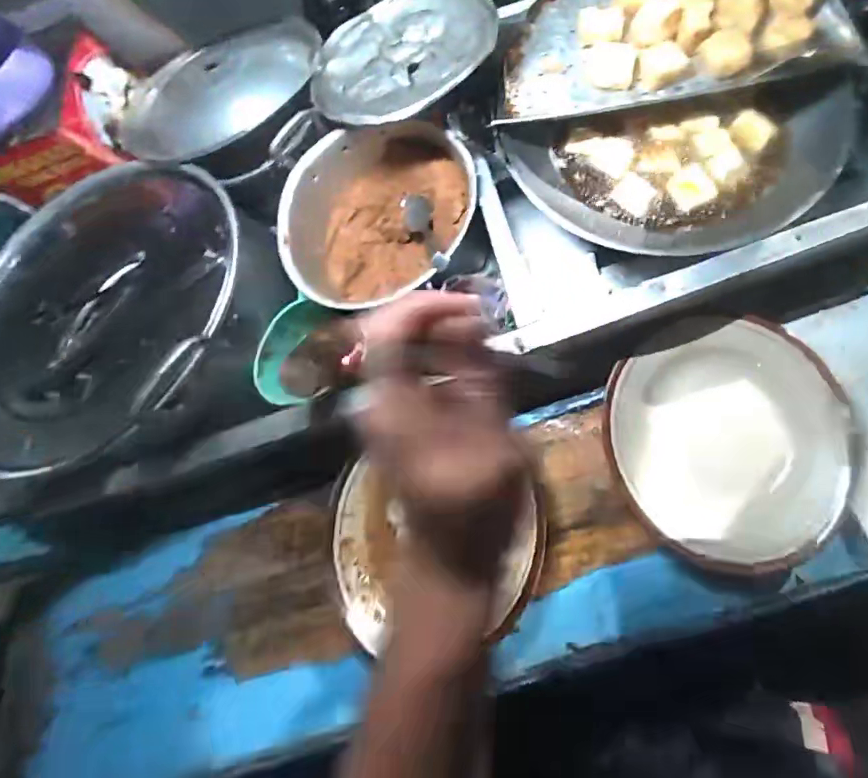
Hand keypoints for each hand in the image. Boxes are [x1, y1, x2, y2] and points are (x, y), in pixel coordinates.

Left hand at [354, 293, 526, 592]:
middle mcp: (374, 401)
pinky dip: (436, 356)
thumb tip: (472, 316)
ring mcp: (378, 410)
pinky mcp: (390, 418)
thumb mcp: (494, 438)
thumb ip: (480, 373)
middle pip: (391, 330)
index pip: (389, 328)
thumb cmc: (477, 511)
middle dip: (436, 315)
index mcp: (392, 406)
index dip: (428, 304)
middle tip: (482, 319)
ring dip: (439, 334)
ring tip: (483, 339)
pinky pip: (406, 367)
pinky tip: (470, 367)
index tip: (473, 305)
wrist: (449, 564)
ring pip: (399, 345)